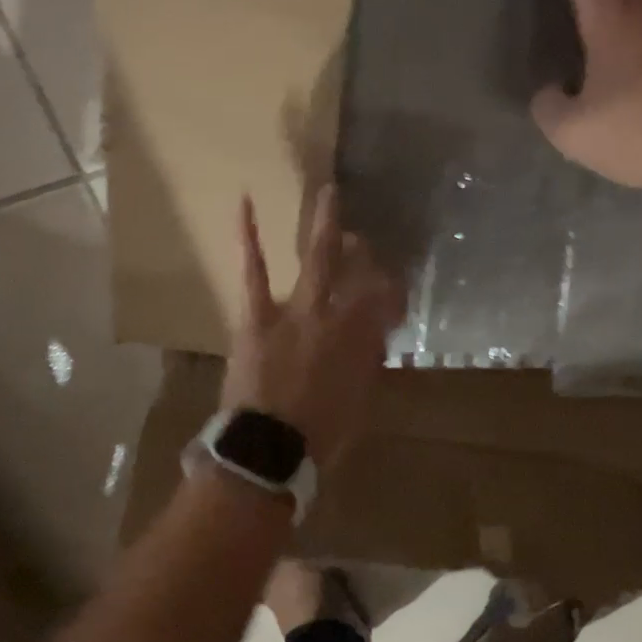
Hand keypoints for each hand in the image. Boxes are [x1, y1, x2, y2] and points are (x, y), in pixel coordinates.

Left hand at [222, 186, 403, 470]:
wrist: (269, 449)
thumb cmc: (321, 438)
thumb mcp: (360, 407)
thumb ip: (368, 369)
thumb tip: (374, 345)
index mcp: (364, 342)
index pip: (387, 303)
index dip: (393, 294)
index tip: (396, 293)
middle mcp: (337, 318)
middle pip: (359, 275)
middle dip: (365, 251)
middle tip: (366, 234)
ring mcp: (296, 312)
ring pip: (316, 262)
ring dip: (325, 227)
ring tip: (328, 193)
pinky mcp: (258, 316)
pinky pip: (254, 272)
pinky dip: (249, 238)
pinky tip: (245, 202)